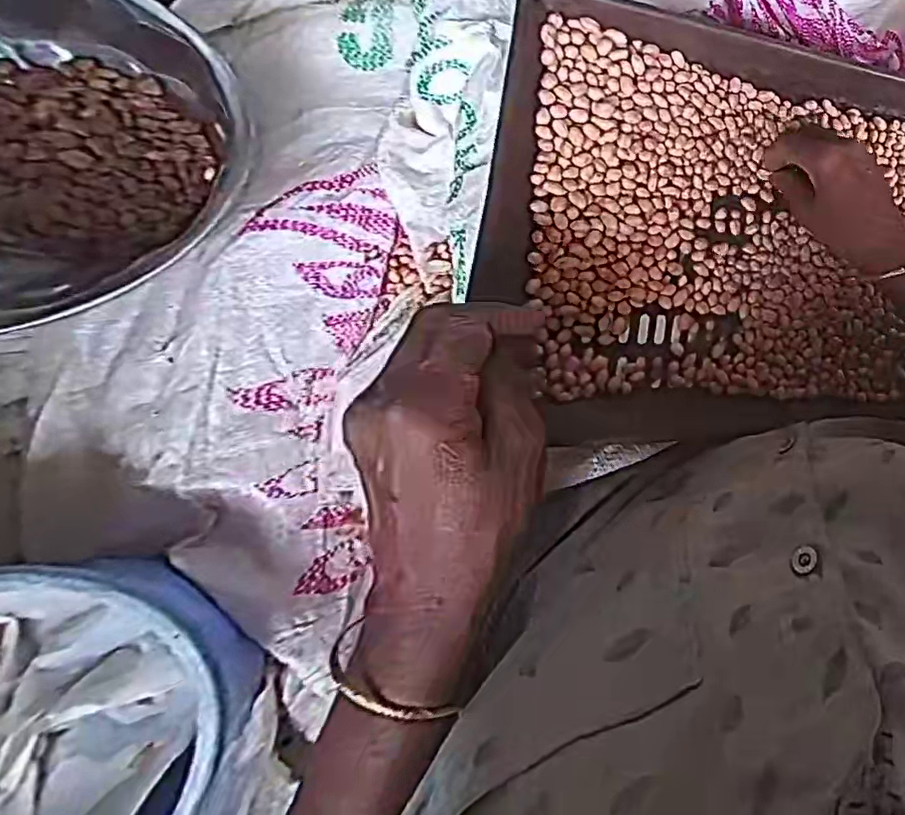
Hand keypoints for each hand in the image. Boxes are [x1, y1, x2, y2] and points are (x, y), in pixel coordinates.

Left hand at [345, 303, 545, 615]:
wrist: (428, 586)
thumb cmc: (485, 522)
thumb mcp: (520, 447)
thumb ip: (509, 386)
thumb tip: (508, 350)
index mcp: (421, 404)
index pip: (460, 329)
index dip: (504, 318)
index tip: (539, 322)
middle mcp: (380, 400)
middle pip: (428, 328)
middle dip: (482, 322)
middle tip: (527, 334)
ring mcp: (365, 415)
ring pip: (416, 347)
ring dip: (463, 342)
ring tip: (510, 357)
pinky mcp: (366, 429)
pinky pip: (408, 374)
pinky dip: (446, 364)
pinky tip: (479, 380)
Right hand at [762, 125, 904, 275]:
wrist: (886, 244)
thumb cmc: (845, 233)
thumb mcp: (808, 213)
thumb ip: (790, 187)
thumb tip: (780, 173)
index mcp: (824, 158)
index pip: (789, 143)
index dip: (774, 153)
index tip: (767, 167)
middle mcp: (843, 146)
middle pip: (808, 132)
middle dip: (790, 146)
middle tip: (780, 166)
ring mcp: (859, 151)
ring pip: (825, 137)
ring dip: (808, 148)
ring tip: (799, 171)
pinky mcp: (869, 160)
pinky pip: (840, 147)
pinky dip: (825, 153)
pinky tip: (820, 174)